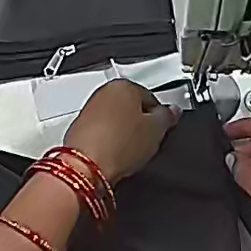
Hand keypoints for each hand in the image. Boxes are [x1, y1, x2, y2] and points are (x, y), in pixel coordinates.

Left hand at [64, 80, 179, 182]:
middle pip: (130, 107)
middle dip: (140, 122)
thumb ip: (167, 117)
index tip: (163, 126)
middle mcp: (103, 93)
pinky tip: (115, 154)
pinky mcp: (79, 129)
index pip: (150, 96)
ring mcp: (89, 110)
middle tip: (148, 140)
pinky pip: (102, 133)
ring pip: (115, 119)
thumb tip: (171, 112)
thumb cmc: (117, 144)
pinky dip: (109, 141)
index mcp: (123, 85)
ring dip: (124, 132)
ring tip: (131, 150)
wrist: (86, 165)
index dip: (160, 115)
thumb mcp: (156, 130)